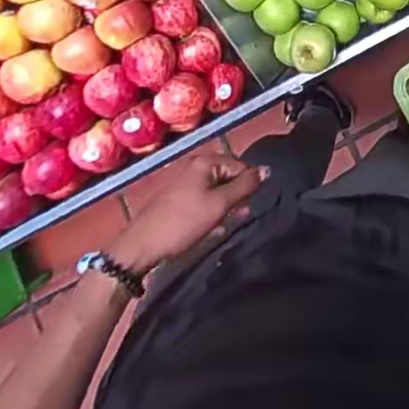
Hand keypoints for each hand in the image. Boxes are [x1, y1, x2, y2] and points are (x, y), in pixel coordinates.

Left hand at [107, 153, 266, 273]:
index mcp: (205, 162)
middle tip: (237, 217)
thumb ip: (245, 186)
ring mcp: (183, 183)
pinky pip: (202, 201)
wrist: (140, 247)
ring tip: (225, 225)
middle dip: (236, 197)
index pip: (240, 166)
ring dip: (224, 208)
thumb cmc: (183, 223)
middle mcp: (194, 167)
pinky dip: (210, 213)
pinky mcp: (175, 200)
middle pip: (227, 177)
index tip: (248, 206)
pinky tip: (211, 230)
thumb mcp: (219, 205)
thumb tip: (267, 169)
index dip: (248, 185)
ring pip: (215, 192)